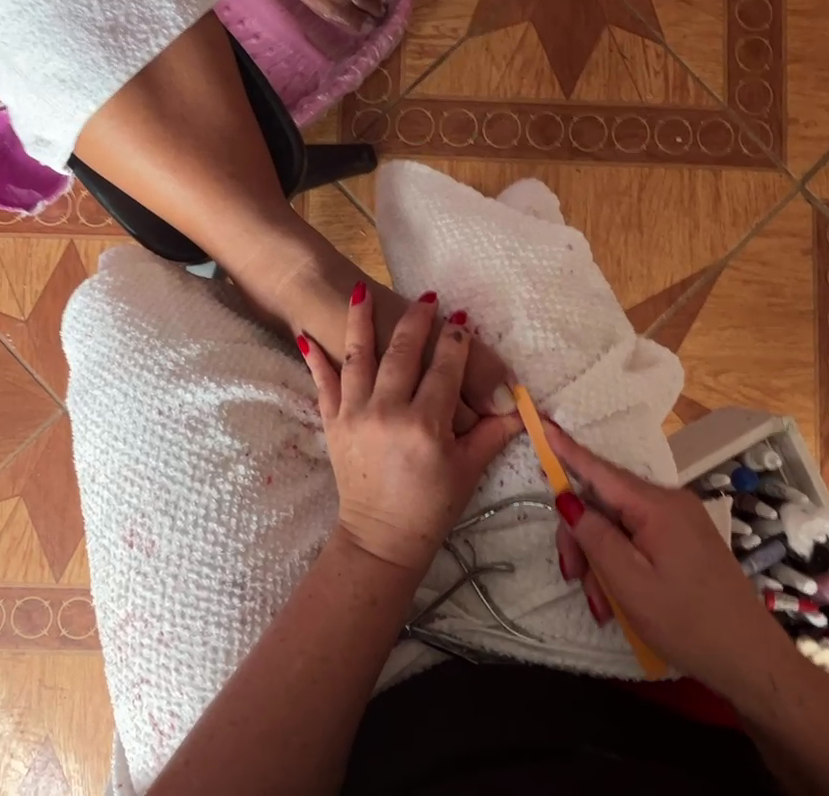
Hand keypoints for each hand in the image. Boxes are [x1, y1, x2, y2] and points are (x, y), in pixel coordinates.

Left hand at [299, 284, 521, 572]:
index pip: (444, 368)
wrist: (381, 537)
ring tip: (361, 291)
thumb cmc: (432, 506)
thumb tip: (523, 408)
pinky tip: (305, 334)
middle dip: (416, 320)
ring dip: (360, 322)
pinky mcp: (333, 423)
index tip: (461, 319)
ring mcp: (355, 414)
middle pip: (403, 353)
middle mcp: (388, 412)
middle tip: (427, 297)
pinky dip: (315, 360)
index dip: (455, 341)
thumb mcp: (469, 469)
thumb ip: (493, 433)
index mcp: (427, 424)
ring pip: (358, 357)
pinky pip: (323, 384)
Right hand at [546, 425, 795, 693]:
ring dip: (600, 561)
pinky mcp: (684, 540)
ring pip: (618, 525)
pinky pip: (638, 538)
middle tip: (572, 577)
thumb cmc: (688, 623)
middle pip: (605, 502)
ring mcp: (679, 521)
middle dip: (582, 538)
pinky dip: (620, 564)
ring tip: (602, 605)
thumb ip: (595, 536)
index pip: (599, 470)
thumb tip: (567, 499)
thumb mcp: (629, 583)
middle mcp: (669, 502)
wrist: (752, 662)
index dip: (566, 449)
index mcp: (657, 506)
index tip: (540, 422)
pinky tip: (618, 600)